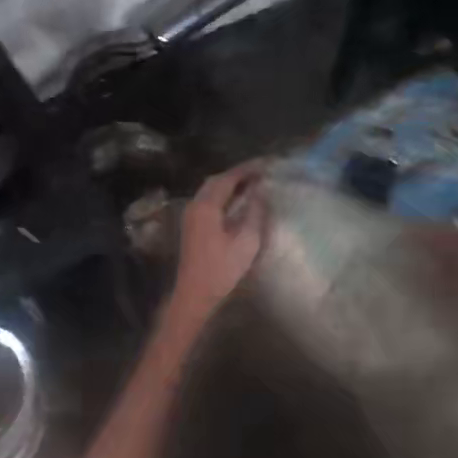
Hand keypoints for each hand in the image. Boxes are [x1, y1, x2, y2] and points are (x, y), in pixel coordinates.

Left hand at [167, 161, 268, 324]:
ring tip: (253, 184)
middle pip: (216, 181)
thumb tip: (260, 194)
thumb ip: (254, 213)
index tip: (266, 164)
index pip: (228, 178)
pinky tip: (238, 202)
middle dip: (238, 174)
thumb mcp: (246, 242)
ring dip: (230, 185)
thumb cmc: (221, 270)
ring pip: (211, 191)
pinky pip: (208, 202)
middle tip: (260, 173)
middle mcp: (195, 205)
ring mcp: (191, 216)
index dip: (247, 170)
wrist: (194, 293)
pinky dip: (224, 196)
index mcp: (206, 206)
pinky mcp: (192, 226)